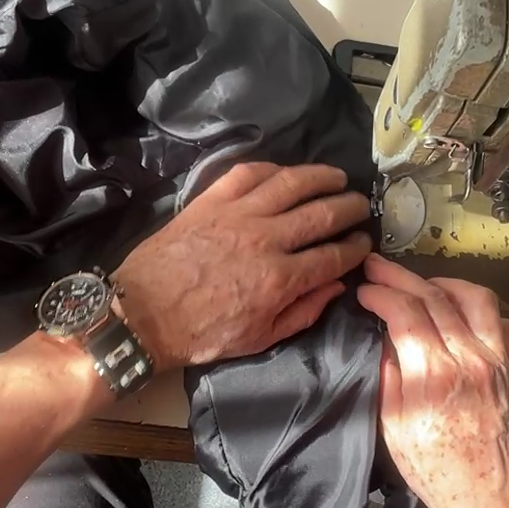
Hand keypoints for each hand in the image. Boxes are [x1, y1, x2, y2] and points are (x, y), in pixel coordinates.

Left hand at [115, 163, 372, 369]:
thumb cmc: (202, 333)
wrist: (143, 313)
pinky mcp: (211, 200)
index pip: (333, 256)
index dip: (356, 247)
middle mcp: (266, 239)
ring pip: (292, 183)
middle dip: (349, 207)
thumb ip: (303, 313)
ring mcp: (238, 214)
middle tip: (361, 205)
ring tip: (338, 177)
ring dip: (322, 176)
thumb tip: (336, 286)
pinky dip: (273, 168)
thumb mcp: (259, 339)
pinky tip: (286, 172)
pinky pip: (249, 173)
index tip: (365, 242)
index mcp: (281, 279)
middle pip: (322, 213)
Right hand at [356, 255, 508, 507]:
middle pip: (434, 296)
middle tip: (377, 267)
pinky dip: (475, 307)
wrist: (489, 497)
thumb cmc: (434, 470)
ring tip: (420, 283)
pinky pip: (498, 320)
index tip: (364, 291)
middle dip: (401, 276)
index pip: (404, 311)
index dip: (380, 293)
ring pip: (474, 297)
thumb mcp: (393, 426)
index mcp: (433, 373)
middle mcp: (469, 357)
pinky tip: (456, 311)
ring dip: (442, 282)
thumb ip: (389, 375)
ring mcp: (496, 359)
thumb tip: (384, 336)